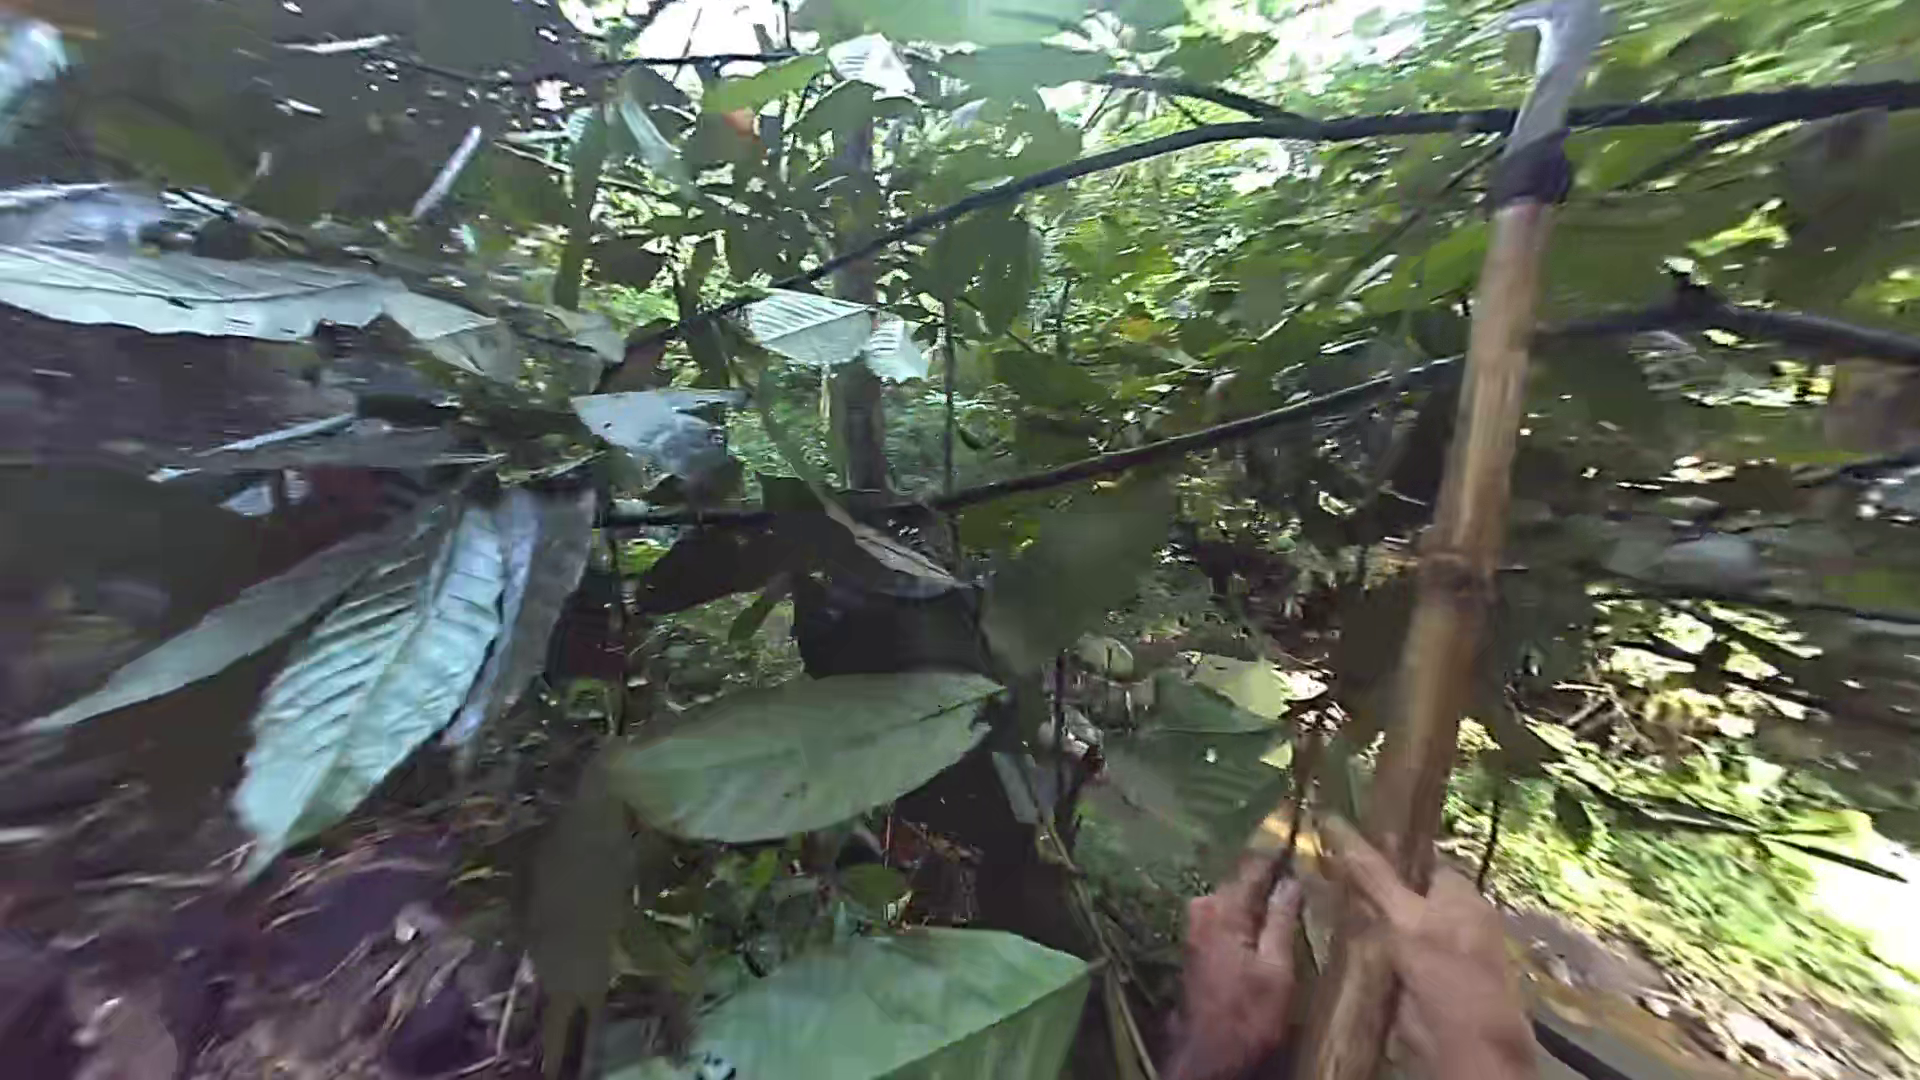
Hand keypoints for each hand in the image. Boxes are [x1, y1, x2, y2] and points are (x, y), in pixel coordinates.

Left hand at [1164, 855, 1303, 1079]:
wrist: (1207, 1051)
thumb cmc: (1248, 1014)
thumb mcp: (1276, 970)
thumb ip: (1281, 920)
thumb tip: (1292, 881)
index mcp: (1223, 907)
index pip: (1252, 868)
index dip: (1275, 851)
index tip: (1293, 829)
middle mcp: (1203, 904)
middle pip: (1242, 880)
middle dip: (1268, 872)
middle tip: (1297, 860)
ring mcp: (1196, 920)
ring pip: (1234, 896)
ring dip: (1258, 892)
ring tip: (1288, 884)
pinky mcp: (1198, 936)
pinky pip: (1227, 911)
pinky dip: (1246, 909)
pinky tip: (1266, 914)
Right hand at [1324, 818, 1537, 1079]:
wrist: (1464, 1049)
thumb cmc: (1445, 970)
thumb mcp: (1404, 913)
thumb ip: (1370, 871)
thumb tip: (1331, 817)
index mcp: (1462, 894)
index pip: (1416, 855)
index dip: (1381, 843)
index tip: (1340, 835)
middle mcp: (1452, 915)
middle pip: (1399, 882)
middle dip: (1363, 873)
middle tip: (1321, 857)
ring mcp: (1433, 944)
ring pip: (1387, 909)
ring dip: (1357, 901)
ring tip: (1317, 881)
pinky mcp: (1416, 968)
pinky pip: (1383, 936)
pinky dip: (1360, 929)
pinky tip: (1331, 918)